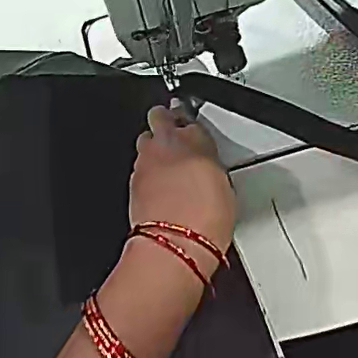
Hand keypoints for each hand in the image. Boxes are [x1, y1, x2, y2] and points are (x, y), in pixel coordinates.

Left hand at [129, 105, 236, 254]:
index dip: (191, 126)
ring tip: (165, 162)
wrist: (175, 241)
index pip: (191, 119)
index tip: (194, 133)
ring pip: (145, 139)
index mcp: (195, 139)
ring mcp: (146, 159)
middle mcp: (166, 144)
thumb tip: (207, 171)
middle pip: (159, 116)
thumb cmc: (204, 218)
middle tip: (172, 131)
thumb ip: (210, 167)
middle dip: (164, 120)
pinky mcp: (132, 179)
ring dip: (153, 146)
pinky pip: (139, 164)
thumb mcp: (224, 188)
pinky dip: (146, 170)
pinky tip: (157, 184)